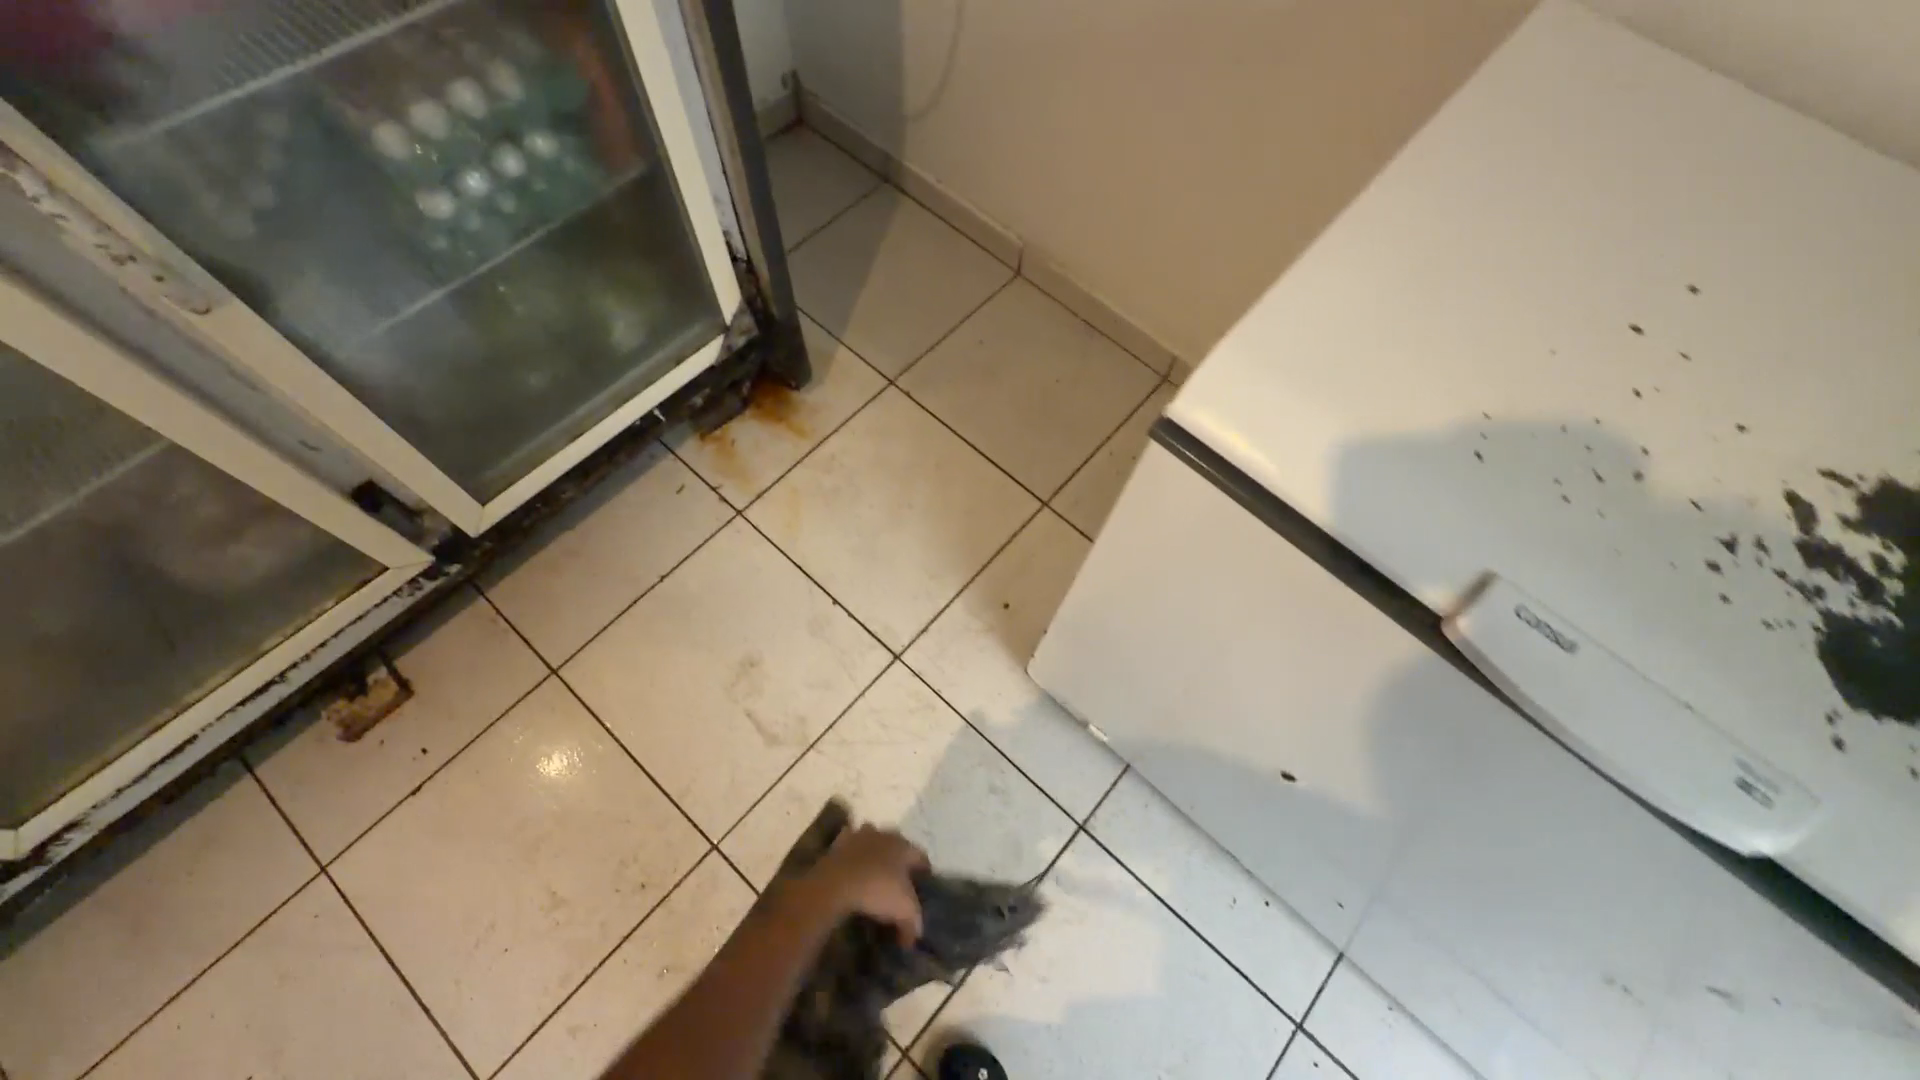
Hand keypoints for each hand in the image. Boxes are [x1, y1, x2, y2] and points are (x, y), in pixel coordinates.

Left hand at [802, 824, 928, 943]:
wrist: (836, 883)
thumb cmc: (878, 891)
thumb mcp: (905, 913)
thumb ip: (914, 923)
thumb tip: (912, 936)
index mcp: (905, 846)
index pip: (922, 857)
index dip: (924, 874)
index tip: (923, 889)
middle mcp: (884, 835)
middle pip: (897, 846)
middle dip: (898, 862)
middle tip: (897, 884)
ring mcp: (859, 836)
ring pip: (872, 844)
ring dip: (873, 857)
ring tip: (871, 878)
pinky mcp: (837, 844)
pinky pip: (849, 850)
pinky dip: (851, 860)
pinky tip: (850, 875)